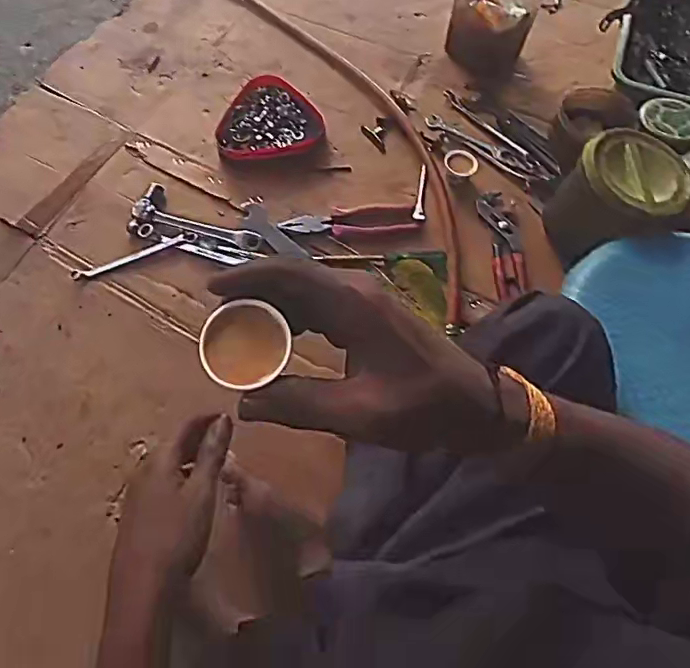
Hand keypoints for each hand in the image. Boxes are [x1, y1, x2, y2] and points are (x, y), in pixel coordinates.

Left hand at [111, 413, 233, 589]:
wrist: (141, 591)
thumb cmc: (176, 536)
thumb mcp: (202, 492)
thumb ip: (212, 453)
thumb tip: (222, 419)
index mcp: (159, 460)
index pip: (185, 426)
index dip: (207, 418)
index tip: (227, 416)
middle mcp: (144, 471)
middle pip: (175, 443)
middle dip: (199, 437)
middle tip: (225, 439)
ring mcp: (137, 494)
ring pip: (168, 464)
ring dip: (190, 458)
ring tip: (214, 463)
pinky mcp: (136, 515)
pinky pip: (162, 481)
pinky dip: (180, 476)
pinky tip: (192, 492)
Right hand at [208, 261, 508, 452]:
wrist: (475, 402)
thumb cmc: (422, 407)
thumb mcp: (358, 414)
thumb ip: (299, 405)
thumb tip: (246, 402)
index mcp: (353, 304)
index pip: (291, 274)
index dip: (249, 276)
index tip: (213, 288)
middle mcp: (358, 290)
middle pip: (295, 277)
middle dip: (254, 292)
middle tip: (220, 318)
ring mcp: (367, 298)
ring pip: (308, 288)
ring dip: (274, 303)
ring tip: (241, 327)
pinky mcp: (371, 312)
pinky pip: (323, 302)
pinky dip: (296, 313)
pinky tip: (281, 336)